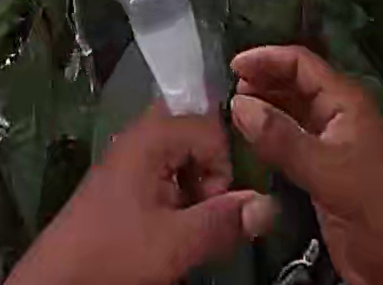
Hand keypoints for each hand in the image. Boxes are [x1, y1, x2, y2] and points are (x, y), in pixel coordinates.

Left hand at [7, 108, 277, 284]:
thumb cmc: (112, 257)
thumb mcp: (172, 246)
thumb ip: (222, 221)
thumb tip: (270, 204)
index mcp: (152, 135)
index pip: (211, 125)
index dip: (222, 165)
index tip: (216, 206)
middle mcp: (141, 135)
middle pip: (196, 134)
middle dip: (210, 170)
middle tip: (205, 211)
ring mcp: (131, 158)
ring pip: (182, 155)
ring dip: (194, 187)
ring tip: (187, 226)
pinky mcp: (124, 182)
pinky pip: (165, 172)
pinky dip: (177, 196)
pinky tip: (171, 229)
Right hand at [230, 46, 382, 284]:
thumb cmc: (371, 208)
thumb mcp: (326, 172)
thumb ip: (282, 138)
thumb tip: (238, 104)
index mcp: (346, 101)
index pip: (302, 64)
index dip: (268, 59)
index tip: (233, 66)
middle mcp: (338, 113)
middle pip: (296, 83)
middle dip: (264, 80)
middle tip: (229, 88)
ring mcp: (332, 141)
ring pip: (293, 110)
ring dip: (266, 106)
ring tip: (234, 109)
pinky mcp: (324, 168)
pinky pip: (292, 138)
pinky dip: (271, 133)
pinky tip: (251, 137)